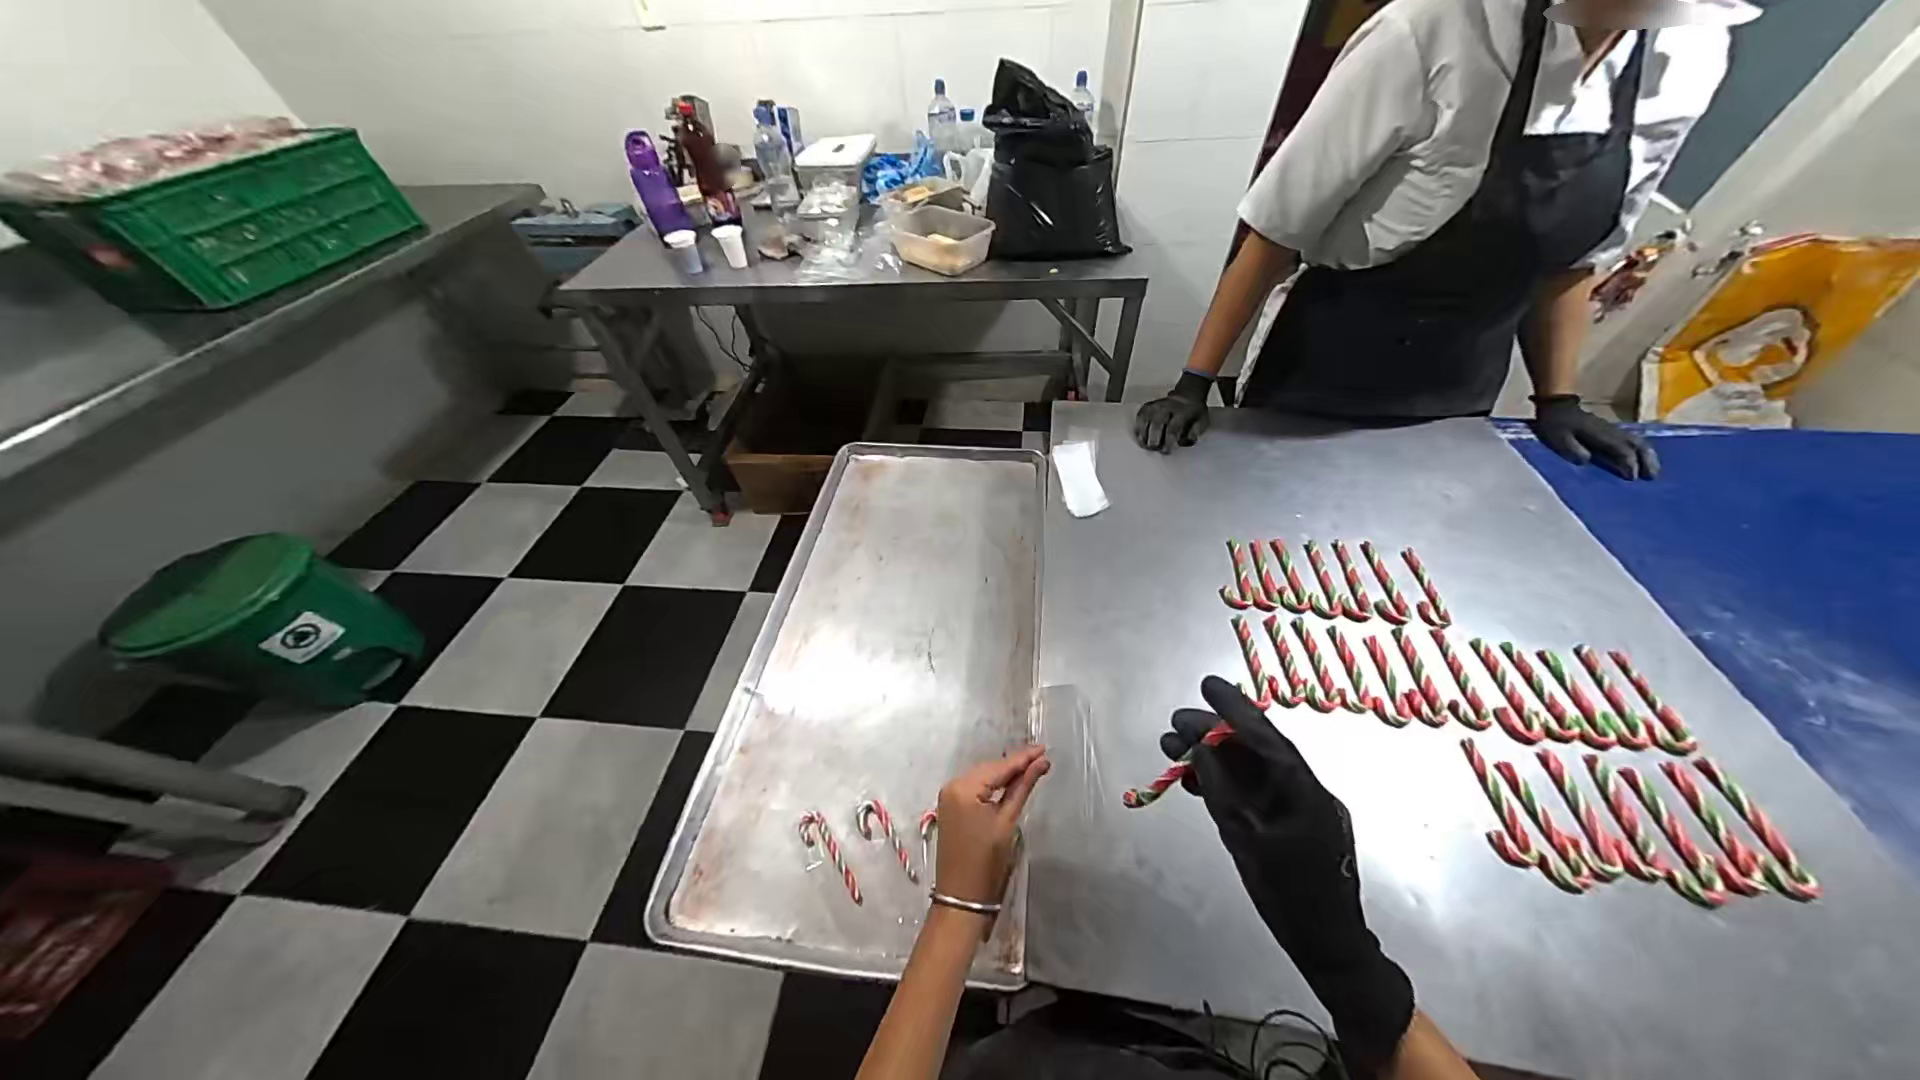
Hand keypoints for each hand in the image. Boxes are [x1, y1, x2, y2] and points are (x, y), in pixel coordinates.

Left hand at [934, 746, 1049, 906]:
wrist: (962, 897)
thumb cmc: (987, 862)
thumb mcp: (1007, 821)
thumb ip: (1023, 787)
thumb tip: (1041, 762)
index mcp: (964, 788)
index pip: (999, 767)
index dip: (1023, 758)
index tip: (1043, 748)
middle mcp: (952, 786)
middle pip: (989, 769)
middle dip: (1014, 764)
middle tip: (1041, 758)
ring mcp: (948, 796)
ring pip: (982, 777)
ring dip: (1004, 774)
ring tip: (1030, 767)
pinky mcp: (950, 806)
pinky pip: (974, 787)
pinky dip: (992, 785)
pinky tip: (1009, 783)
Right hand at [1132, 371, 1212, 452]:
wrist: (1187, 395)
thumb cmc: (1193, 411)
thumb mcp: (1201, 421)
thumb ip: (1194, 433)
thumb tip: (1185, 442)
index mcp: (1181, 411)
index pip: (1172, 428)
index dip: (1168, 442)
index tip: (1166, 451)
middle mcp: (1166, 407)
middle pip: (1156, 425)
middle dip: (1154, 440)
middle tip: (1155, 449)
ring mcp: (1155, 406)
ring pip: (1145, 422)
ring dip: (1144, 436)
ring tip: (1147, 446)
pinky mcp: (1147, 407)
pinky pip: (1139, 419)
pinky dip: (1139, 429)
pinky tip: (1141, 437)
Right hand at [1161, 677, 1412, 1076]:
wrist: (1329, 945)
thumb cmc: (1289, 895)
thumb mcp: (1247, 840)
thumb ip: (1221, 791)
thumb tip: (1199, 748)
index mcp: (1303, 789)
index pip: (1264, 736)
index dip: (1233, 707)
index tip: (1206, 685)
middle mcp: (1302, 788)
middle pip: (1253, 749)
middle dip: (1212, 733)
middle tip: (1174, 723)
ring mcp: (1295, 806)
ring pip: (1248, 769)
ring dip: (1212, 757)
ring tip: (1171, 749)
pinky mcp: (1286, 822)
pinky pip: (1252, 791)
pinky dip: (1223, 782)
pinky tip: (1193, 779)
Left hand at [1530, 394, 1659, 479]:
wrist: (1558, 406)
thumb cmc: (1556, 424)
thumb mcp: (1558, 438)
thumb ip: (1573, 449)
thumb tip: (1587, 461)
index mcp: (1601, 435)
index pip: (1622, 451)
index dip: (1629, 464)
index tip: (1632, 478)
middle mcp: (1613, 432)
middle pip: (1639, 446)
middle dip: (1648, 461)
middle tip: (1652, 477)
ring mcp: (1614, 430)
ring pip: (1641, 442)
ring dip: (1649, 456)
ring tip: (1653, 471)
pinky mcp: (1612, 430)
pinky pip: (1634, 440)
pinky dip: (1642, 450)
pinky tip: (1644, 458)